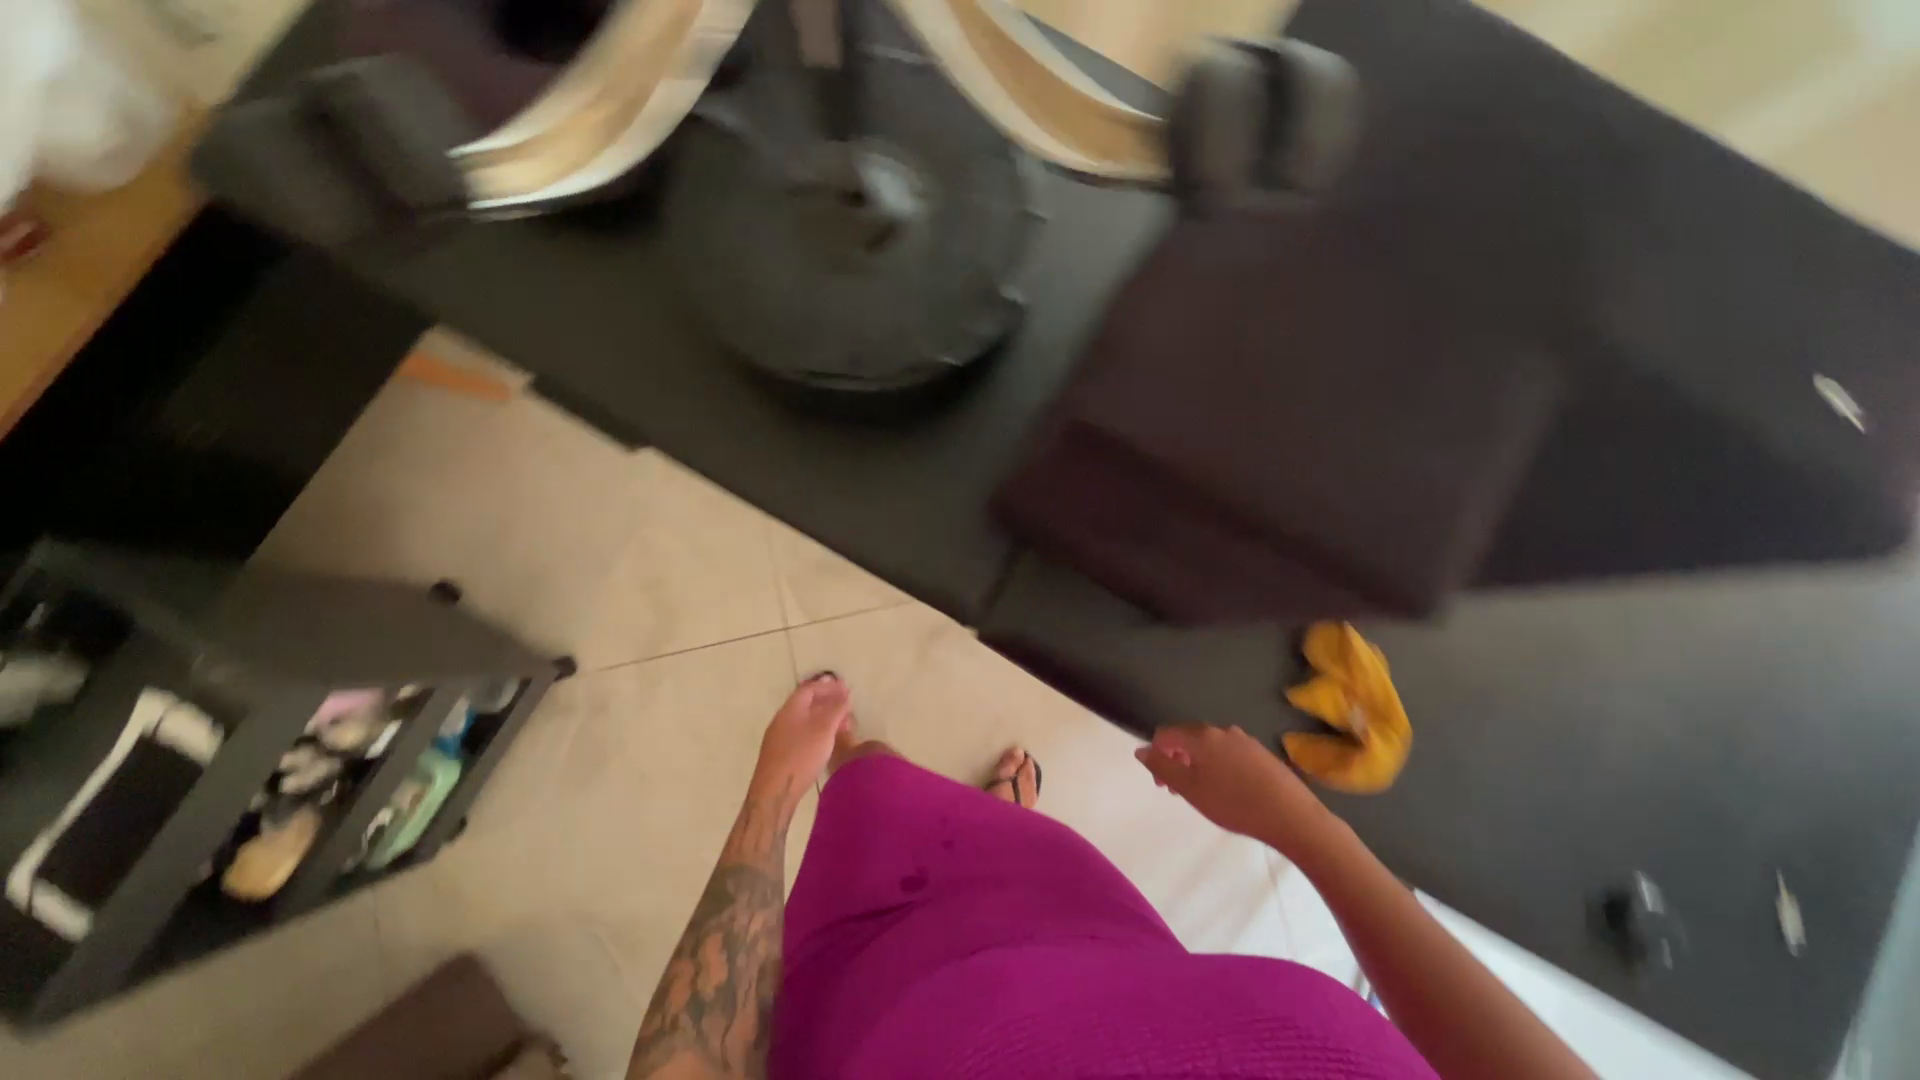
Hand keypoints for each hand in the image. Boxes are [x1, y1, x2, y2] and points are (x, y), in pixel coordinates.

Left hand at [751, 674, 852, 803]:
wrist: (774, 791)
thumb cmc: (802, 755)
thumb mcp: (824, 729)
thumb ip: (836, 708)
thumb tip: (844, 693)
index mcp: (791, 709)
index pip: (809, 688)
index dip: (828, 686)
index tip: (846, 688)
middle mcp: (782, 719)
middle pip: (806, 704)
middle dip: (827, 702)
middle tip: (846, 706)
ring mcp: (779, 737)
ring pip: (804, 720)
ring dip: (823, 718)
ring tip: (841, 726)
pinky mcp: (780, 754)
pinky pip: (801, 734)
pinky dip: (816, 732)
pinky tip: (826, 743)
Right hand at [1136, 724, 1337, 857]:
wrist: (1291, 815)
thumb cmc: (1234, 804)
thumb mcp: (1190, 790)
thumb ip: (1162, 767)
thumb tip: (1141, 749)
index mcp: (1201, 736)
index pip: (1165, 734)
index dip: (1156, 756)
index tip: (1161, 784)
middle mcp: (1222, 731)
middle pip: (1187, 738)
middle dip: (1176, 761)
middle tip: (1179, 792)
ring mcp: (1244, 740)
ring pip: (1209, 747)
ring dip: (1197, 765)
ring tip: (1204, 794)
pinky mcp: (1261, 753)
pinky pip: (1229, 753)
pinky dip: (1218, 767)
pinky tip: (1229, 791)